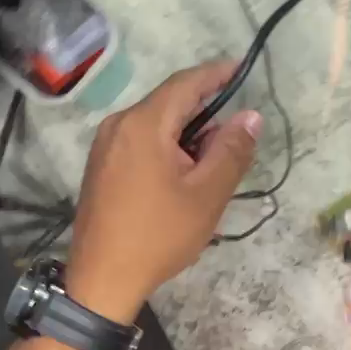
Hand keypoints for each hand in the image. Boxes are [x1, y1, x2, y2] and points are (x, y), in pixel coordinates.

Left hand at [65, 61, 261, 321]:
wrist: (103, 279)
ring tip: (210, 166)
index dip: (216, 74)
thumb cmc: (159, 236)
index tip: (241, 70)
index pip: (186, 83)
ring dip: (185, 136)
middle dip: (204, 113)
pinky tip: (180, 178)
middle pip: (168, 104)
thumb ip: (231, 151)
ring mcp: (104, 147)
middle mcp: (118, 125)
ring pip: (154, 125)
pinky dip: (165, 148)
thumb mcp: (206, 195)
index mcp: (144, 124)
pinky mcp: (99, 168)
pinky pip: (139, 143)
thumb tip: (250, 116)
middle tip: (233, 140)